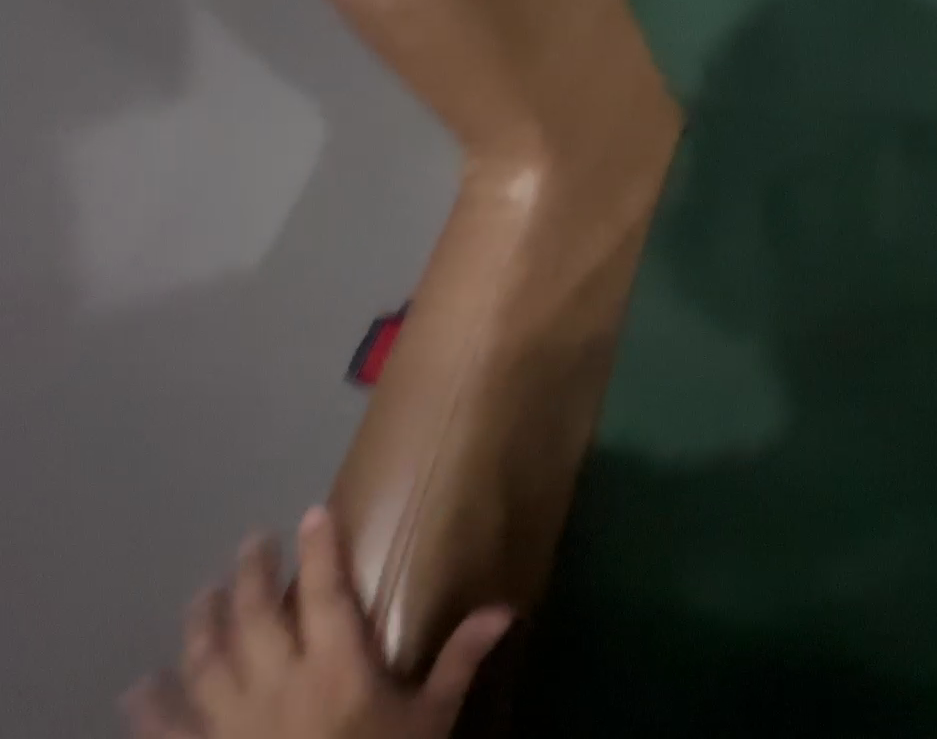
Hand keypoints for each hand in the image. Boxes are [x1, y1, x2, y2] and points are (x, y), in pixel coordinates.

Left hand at [123, 508, 511, 738]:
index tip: (313, 513)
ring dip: (200, 623)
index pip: (323, 595)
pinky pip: (165, 729)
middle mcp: (277, 684)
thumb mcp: (432, 716)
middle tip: (250, 542)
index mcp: (337, 667)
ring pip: (204, 662)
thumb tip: (505, 608)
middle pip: (254, 619)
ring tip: (202, 593)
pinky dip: (148, 705)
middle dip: (250, 576)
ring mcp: (230, 724)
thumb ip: (460, 660)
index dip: (318, 552)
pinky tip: (137, 687)